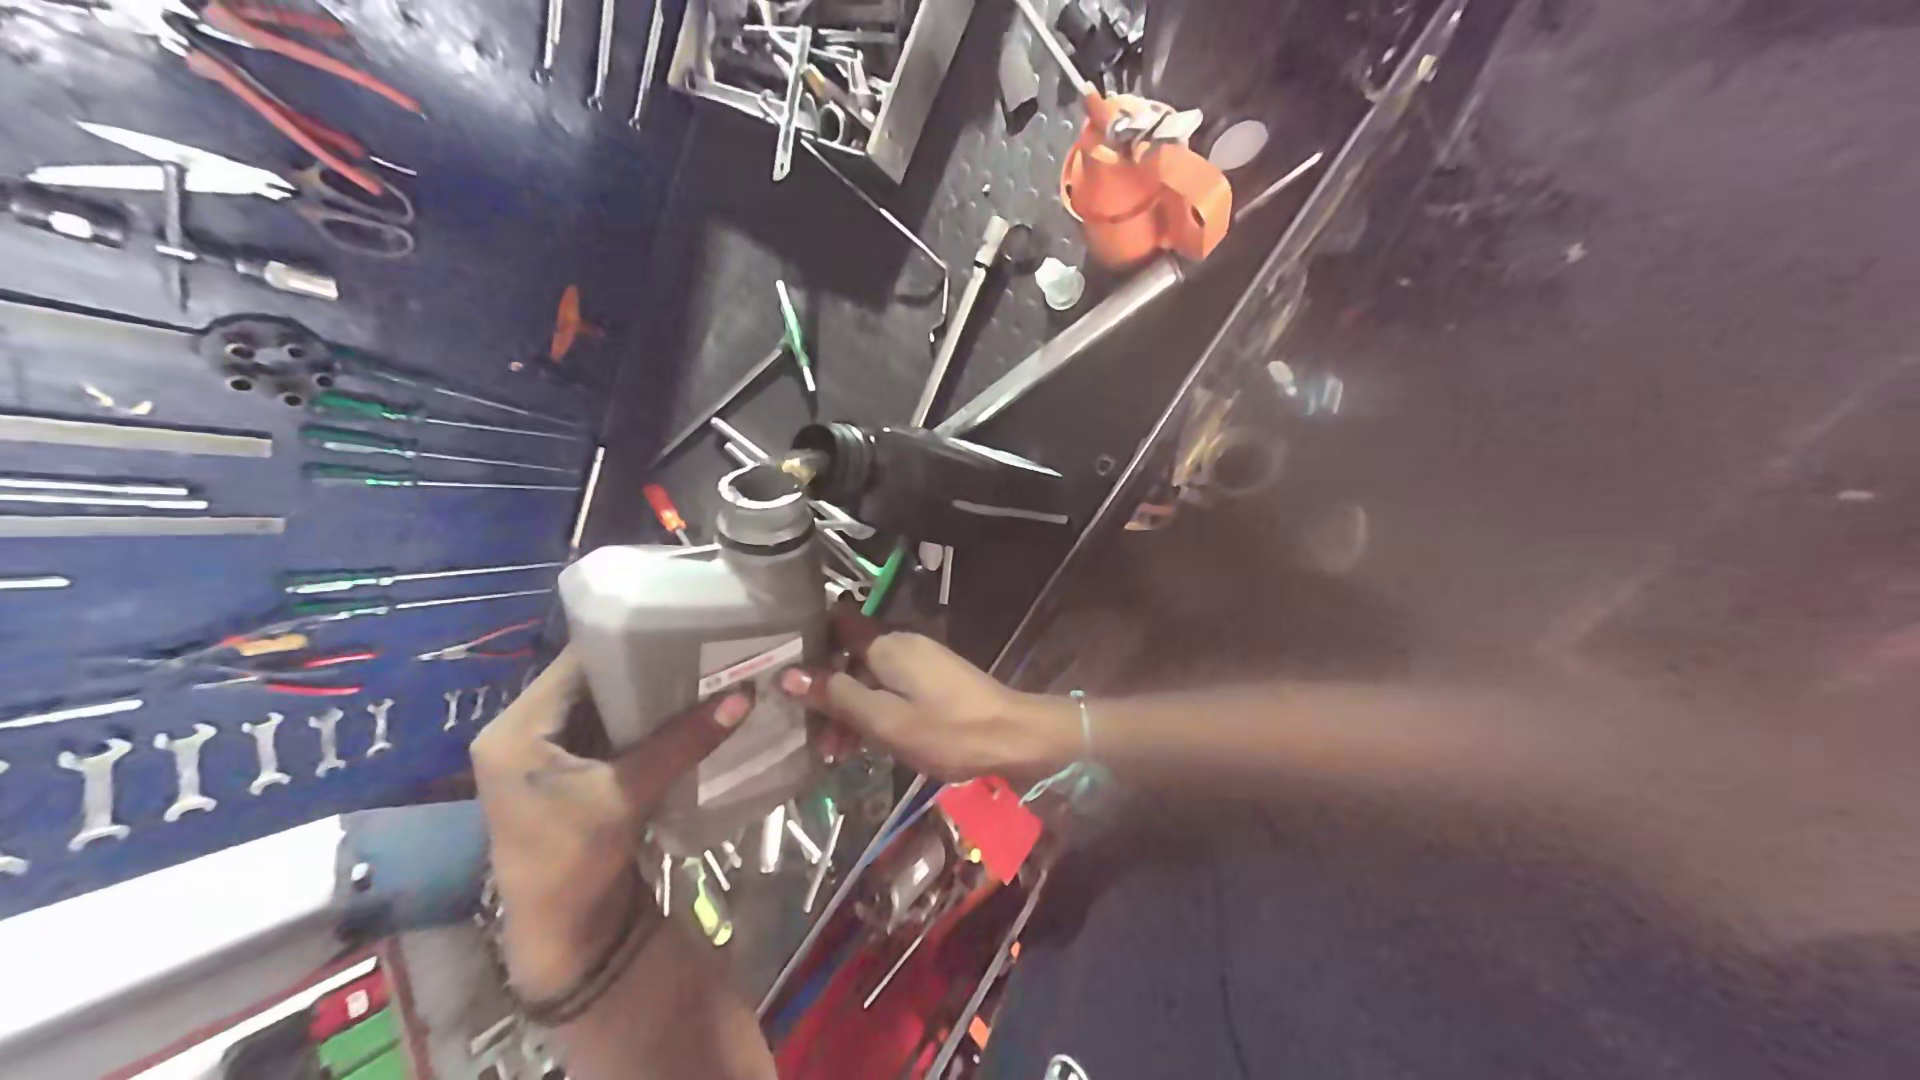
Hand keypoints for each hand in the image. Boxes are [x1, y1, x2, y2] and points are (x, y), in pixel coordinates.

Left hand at [471, 646, 751, 998]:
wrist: (564, 936)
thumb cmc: (575, 864)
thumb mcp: (627, 796)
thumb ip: (683, 742)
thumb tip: (744, 696)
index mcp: (515, 729)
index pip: (575, 662)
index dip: (626, 639)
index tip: (678, 623)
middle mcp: (522, 729)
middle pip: (590, 678)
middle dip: (643, 662)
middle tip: (698, 643)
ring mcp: (545, 749)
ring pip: (603, 700)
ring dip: (647, 689)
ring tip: (699, 666)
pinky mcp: (569, 767)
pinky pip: (610, 725)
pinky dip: (644, 716)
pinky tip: (684, 704)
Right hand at [777, 608, 1079, 781]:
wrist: (1014, 738)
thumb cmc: (948, 730)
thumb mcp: (885, 720)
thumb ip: (837, 696)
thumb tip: (787, 674)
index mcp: (887, 645)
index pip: (837, 623)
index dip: (807, 641)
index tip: (780, 667)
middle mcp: (900, 644)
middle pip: (848, 659)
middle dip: (825, 694)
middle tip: (811, 737)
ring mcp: (918, 663)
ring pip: (868, 679)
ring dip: (848, 711)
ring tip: (834, 755)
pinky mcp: (931, 681)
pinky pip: (889, 690)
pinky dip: (872, 714)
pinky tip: (863, 746)